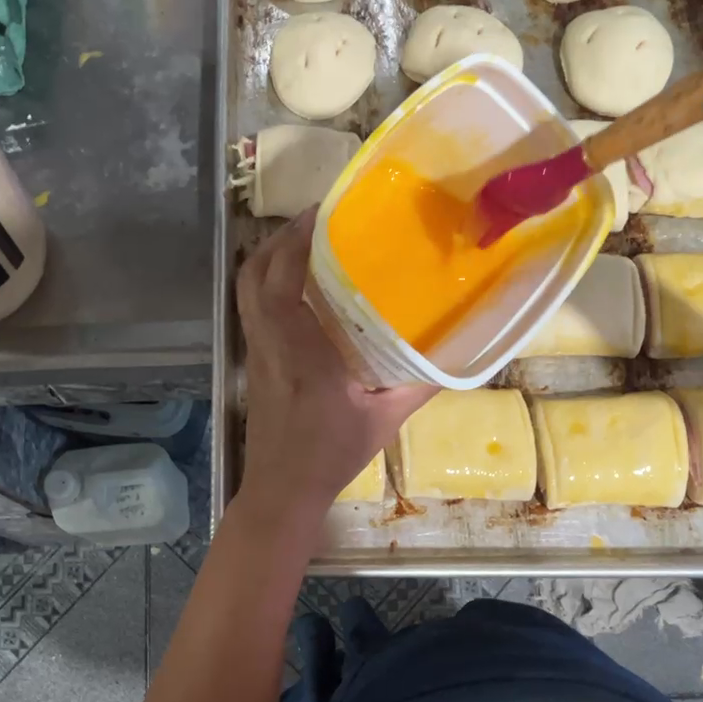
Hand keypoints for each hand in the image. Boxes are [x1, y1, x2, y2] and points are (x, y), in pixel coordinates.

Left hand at [236, 209, 436, 515]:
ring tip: (306, 244)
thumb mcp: (383, 419)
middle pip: (254, 274)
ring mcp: (255, 352)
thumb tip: (455, 352)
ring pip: (247, 290)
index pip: (282, 280)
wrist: (281, 489)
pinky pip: (253, 308)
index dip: (296, 239)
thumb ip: (417, 383)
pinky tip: (300, 287)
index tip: (324, 212)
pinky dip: (268, 283)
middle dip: (280, 238)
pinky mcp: (253, 362)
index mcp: (298, 350)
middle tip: (317, 221)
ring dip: (270, 258)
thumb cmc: (330, 454)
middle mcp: (268, 342)